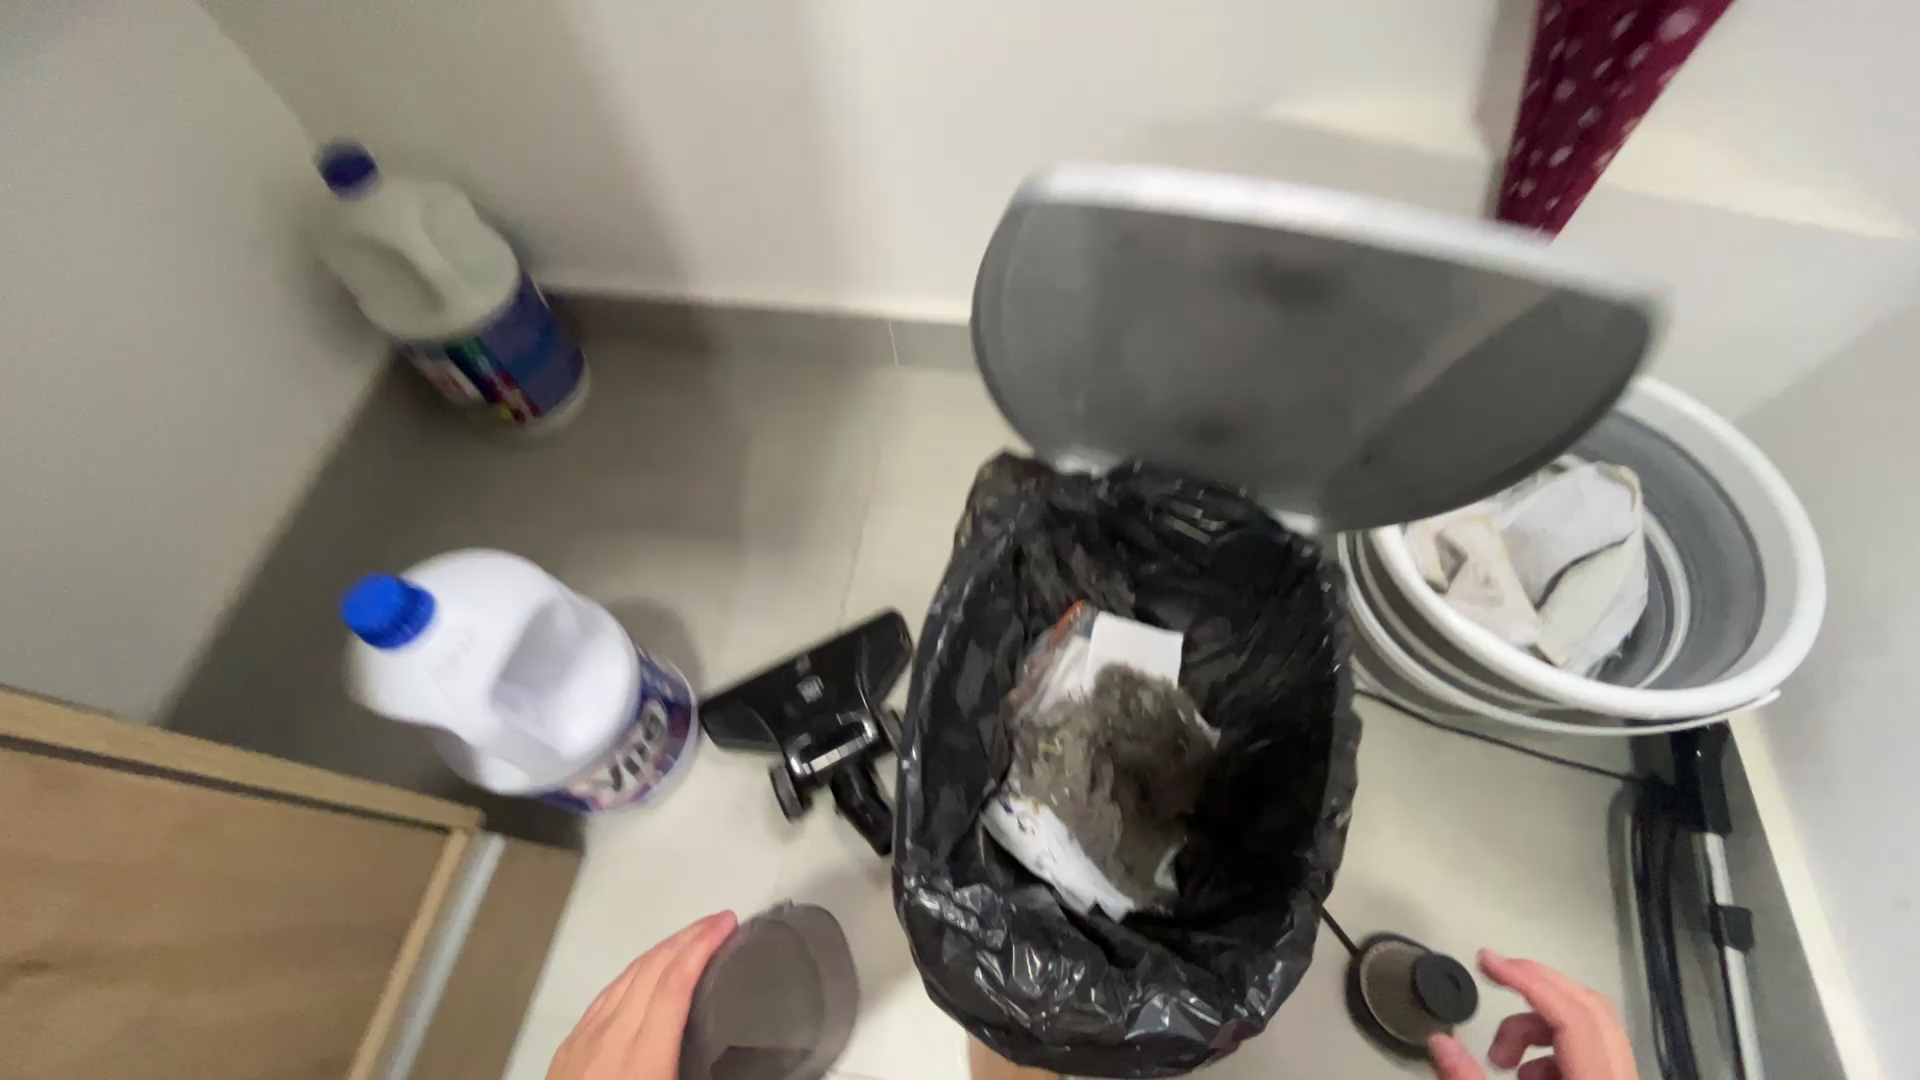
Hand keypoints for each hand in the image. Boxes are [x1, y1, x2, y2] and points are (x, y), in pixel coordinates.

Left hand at [546, 911, 738, 1079]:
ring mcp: (582, 1043)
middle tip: (721, 921)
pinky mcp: (566, 1052)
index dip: (703, 944)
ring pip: (627, 975)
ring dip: (664, 948)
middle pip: (652, 968)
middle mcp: (608, 1041)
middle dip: (689, 936)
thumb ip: (708, 1071)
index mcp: (641, 1063)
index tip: (730, 922)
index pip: (674, 982)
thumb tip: (758, 1072)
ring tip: (694, 939)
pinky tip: (648, 973)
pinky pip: (607, 995)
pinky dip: (637, 971)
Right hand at [1429, 950, 1637, 1079]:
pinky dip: (1550, 1048)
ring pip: (1589, 1028)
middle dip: (1535, 984)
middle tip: (1492, 974)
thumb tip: (1439, 1039)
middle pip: (1591, 1008)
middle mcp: (1622, 1079)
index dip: (1527, 981)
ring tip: (1502, 1058)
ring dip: (1536, 1026)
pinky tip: (1526, 1076)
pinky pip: (1590, 1050)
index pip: (1573, 1017)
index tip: (1484, 959)